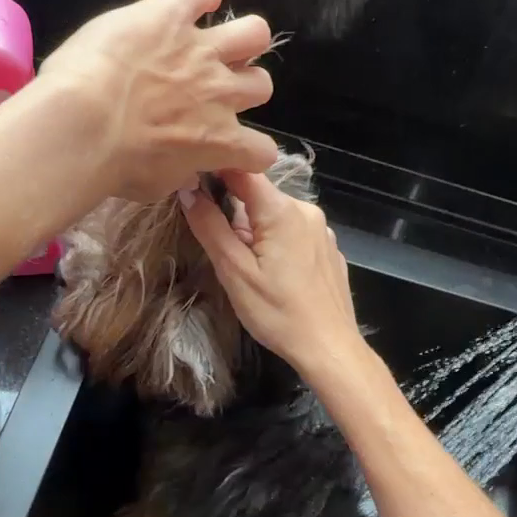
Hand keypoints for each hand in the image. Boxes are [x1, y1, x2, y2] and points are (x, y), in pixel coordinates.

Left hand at [37, 0, 279, 202]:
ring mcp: (200, 50)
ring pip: (254, 33)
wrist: (84, 125)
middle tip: (216, 88)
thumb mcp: (156, 185)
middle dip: (244, 88)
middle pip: (261, 85)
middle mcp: (221, 93)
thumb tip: (184, 168)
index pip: (263, 151)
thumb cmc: (115, 166)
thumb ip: (180, 171)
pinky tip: (193, 0)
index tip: (234, 148)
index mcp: (220, 142)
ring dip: (242, 39)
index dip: (251, 151)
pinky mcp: (171, 13)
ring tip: (219, 42)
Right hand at [181, 170, 367, 376]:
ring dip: (256, 233)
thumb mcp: (234, 272)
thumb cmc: (278, 313)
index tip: (192, 181)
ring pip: (276, 217)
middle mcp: (306, 211)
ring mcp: (322, 231)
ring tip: (250, 270)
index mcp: (281, 210)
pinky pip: (295, 235)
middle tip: (223, 250)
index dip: (214, 170)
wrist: (329, 348)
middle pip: (259, 196)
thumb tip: (187, 190)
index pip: (242, 168)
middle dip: (236, 215)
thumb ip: (210, 227)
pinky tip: (277, 278)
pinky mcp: (329, 251)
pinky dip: (278, 246)